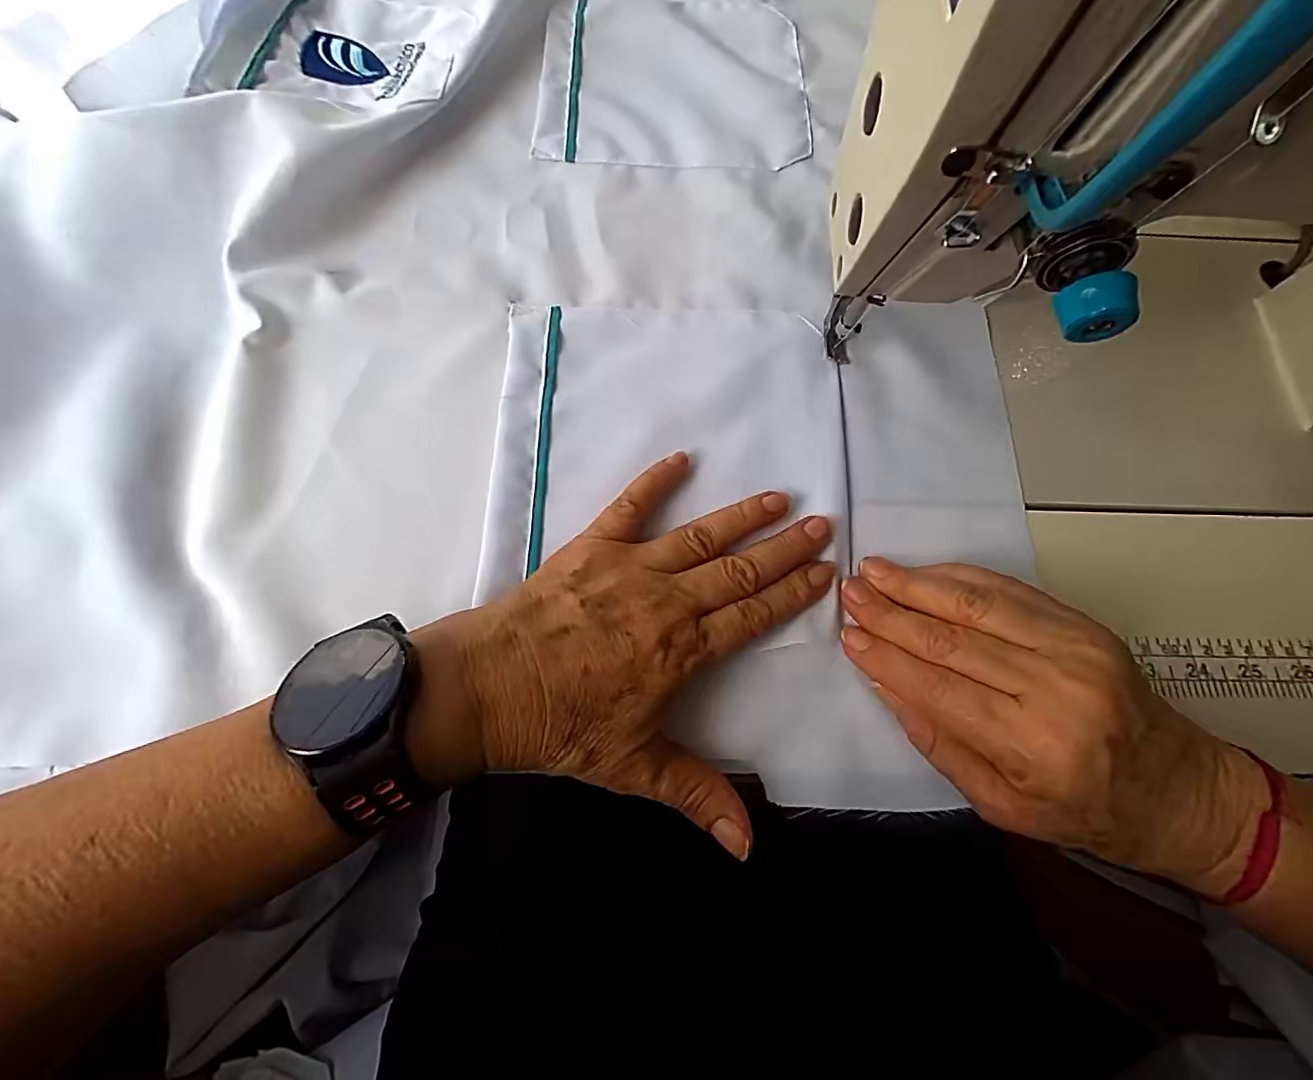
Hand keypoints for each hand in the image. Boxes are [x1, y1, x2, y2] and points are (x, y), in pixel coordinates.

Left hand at [407, 452, 835, 859]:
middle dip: (782, 548)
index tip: (824, 572)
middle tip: (820, 524)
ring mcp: (625, 569)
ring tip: (776, 497)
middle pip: (736, 571)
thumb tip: (749, 848)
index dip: (791, 594)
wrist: (488, 687)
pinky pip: (627, 507)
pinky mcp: (587, 549)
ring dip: (740, 516)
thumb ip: (695, 795)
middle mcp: (663, 602)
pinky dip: (653, 482)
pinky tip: (680, 459)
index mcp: (681, 651)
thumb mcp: (632, 768)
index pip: (751, 616)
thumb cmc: (559, 727)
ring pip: (697, 537)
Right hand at [837, 558, 1269, 896]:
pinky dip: (961, 577)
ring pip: (976, 606)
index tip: (848, 635)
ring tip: (873, 571)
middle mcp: (1057, 691)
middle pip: (950, 640)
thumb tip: (884, 683)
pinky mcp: (1087, 629)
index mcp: (1032, 746)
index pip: (936, 687)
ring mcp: (1078, 652)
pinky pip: (1012, 592)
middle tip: (850, 593)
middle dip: (890, 613)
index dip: (885, 657)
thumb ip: (938, 743)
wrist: (1182, 792)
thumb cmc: (1085, 810)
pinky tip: (924, 571)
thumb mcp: (999, 804)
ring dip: (917, 584)